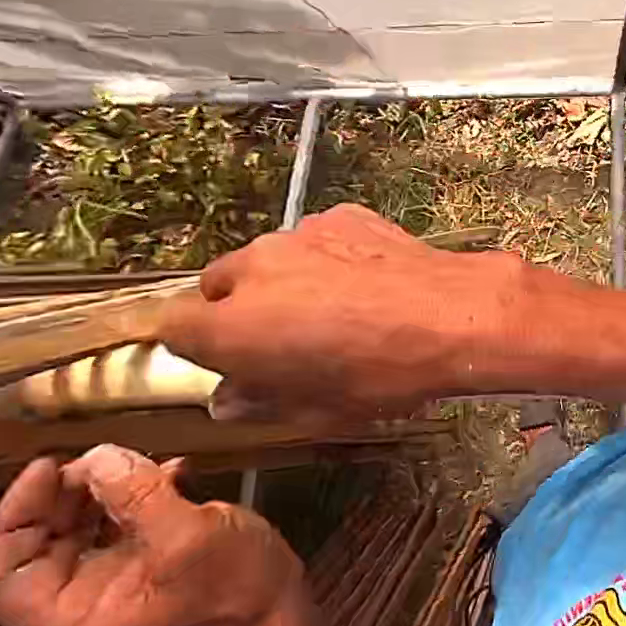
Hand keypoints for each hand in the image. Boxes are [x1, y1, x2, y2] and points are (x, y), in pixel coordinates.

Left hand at [0, 443, 302, 625]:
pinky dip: (131, 493)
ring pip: (76, 529)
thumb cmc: (234, 580)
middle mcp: (81, 607)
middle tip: (99, 458)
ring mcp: (110, 585)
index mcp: (75, 621)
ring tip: (134, 460)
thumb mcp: (187, 534)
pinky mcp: (138, 563)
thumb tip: (101, 457)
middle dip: (66, 496)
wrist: (274, 598)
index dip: (15, 521)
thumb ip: (140, 495)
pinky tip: (165, 473)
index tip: (46, 469)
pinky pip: (113, 523)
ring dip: (101, 489)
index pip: (4, 579)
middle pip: (39, 548)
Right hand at [158, 204, 530, 420]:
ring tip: (335, 306)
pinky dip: (327, 257)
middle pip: (220, 285)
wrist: (452, 315)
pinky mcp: (342, 215)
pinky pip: (316, 240)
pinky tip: (366, 280)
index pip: (173, 326)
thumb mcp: (316, 410)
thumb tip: (229, 396)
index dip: (198, 344)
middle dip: (238, 310)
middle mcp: (255, 268)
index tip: (228, 359)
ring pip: (269, 258)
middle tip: (284, 336)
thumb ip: (259, 401)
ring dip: (284, 280)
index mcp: (230, 324)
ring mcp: (301, 234)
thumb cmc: (381, 374)